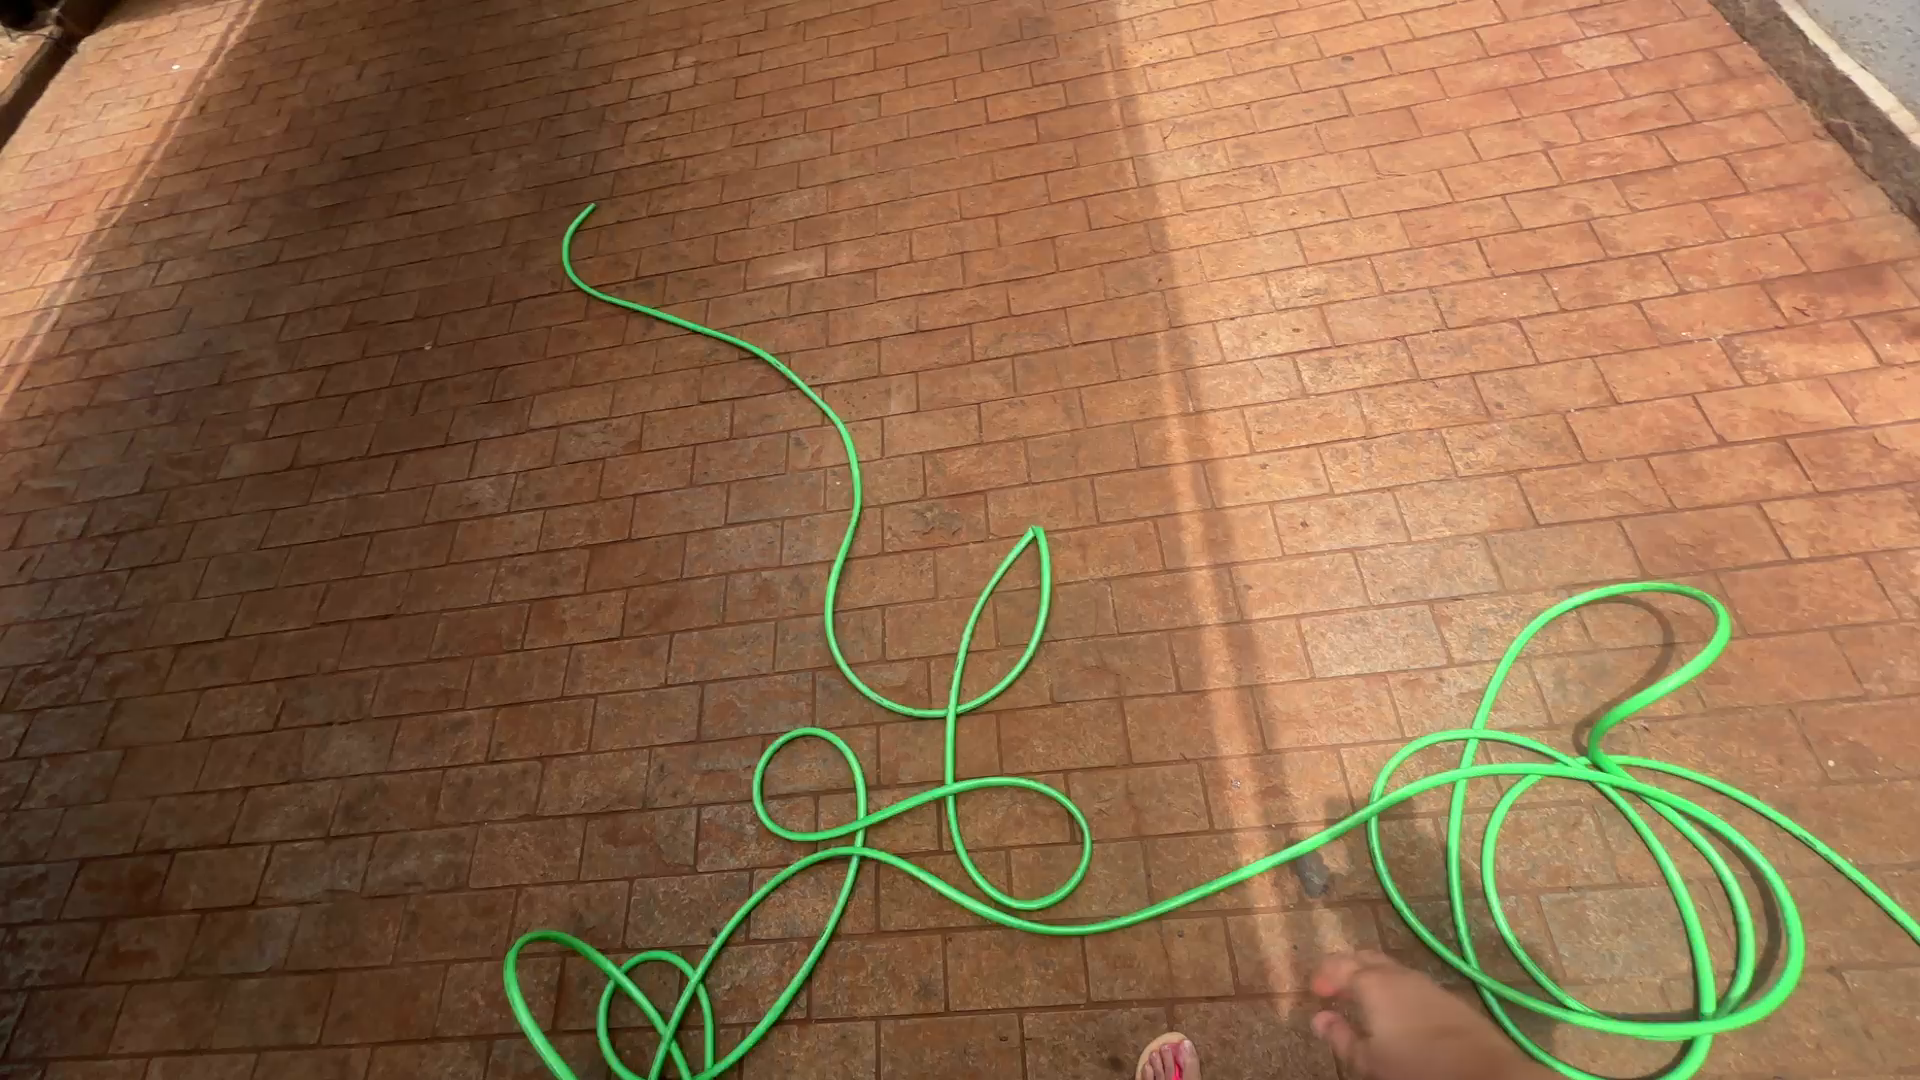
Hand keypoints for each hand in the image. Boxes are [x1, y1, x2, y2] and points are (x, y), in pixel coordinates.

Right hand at [1309, 951, 1545, 1079]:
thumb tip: (1318, 1019)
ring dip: (1372, 979)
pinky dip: (1396, 991)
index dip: (1322, 975)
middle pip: (1364, 958)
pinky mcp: (1449, 1000)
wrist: (1491, 1078)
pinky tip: (1400, 1015)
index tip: (1315, 992)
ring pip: (1389, 970)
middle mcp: (1396, 974)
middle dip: (1346, 969)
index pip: (1337, 965)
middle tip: (1336, 990)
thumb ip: (1341, 1038)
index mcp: (1371, 982)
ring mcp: (1426, 984)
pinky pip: (1411, 985)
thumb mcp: (1372, 1062)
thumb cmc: (1420, 1070)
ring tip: (1366, 1003)